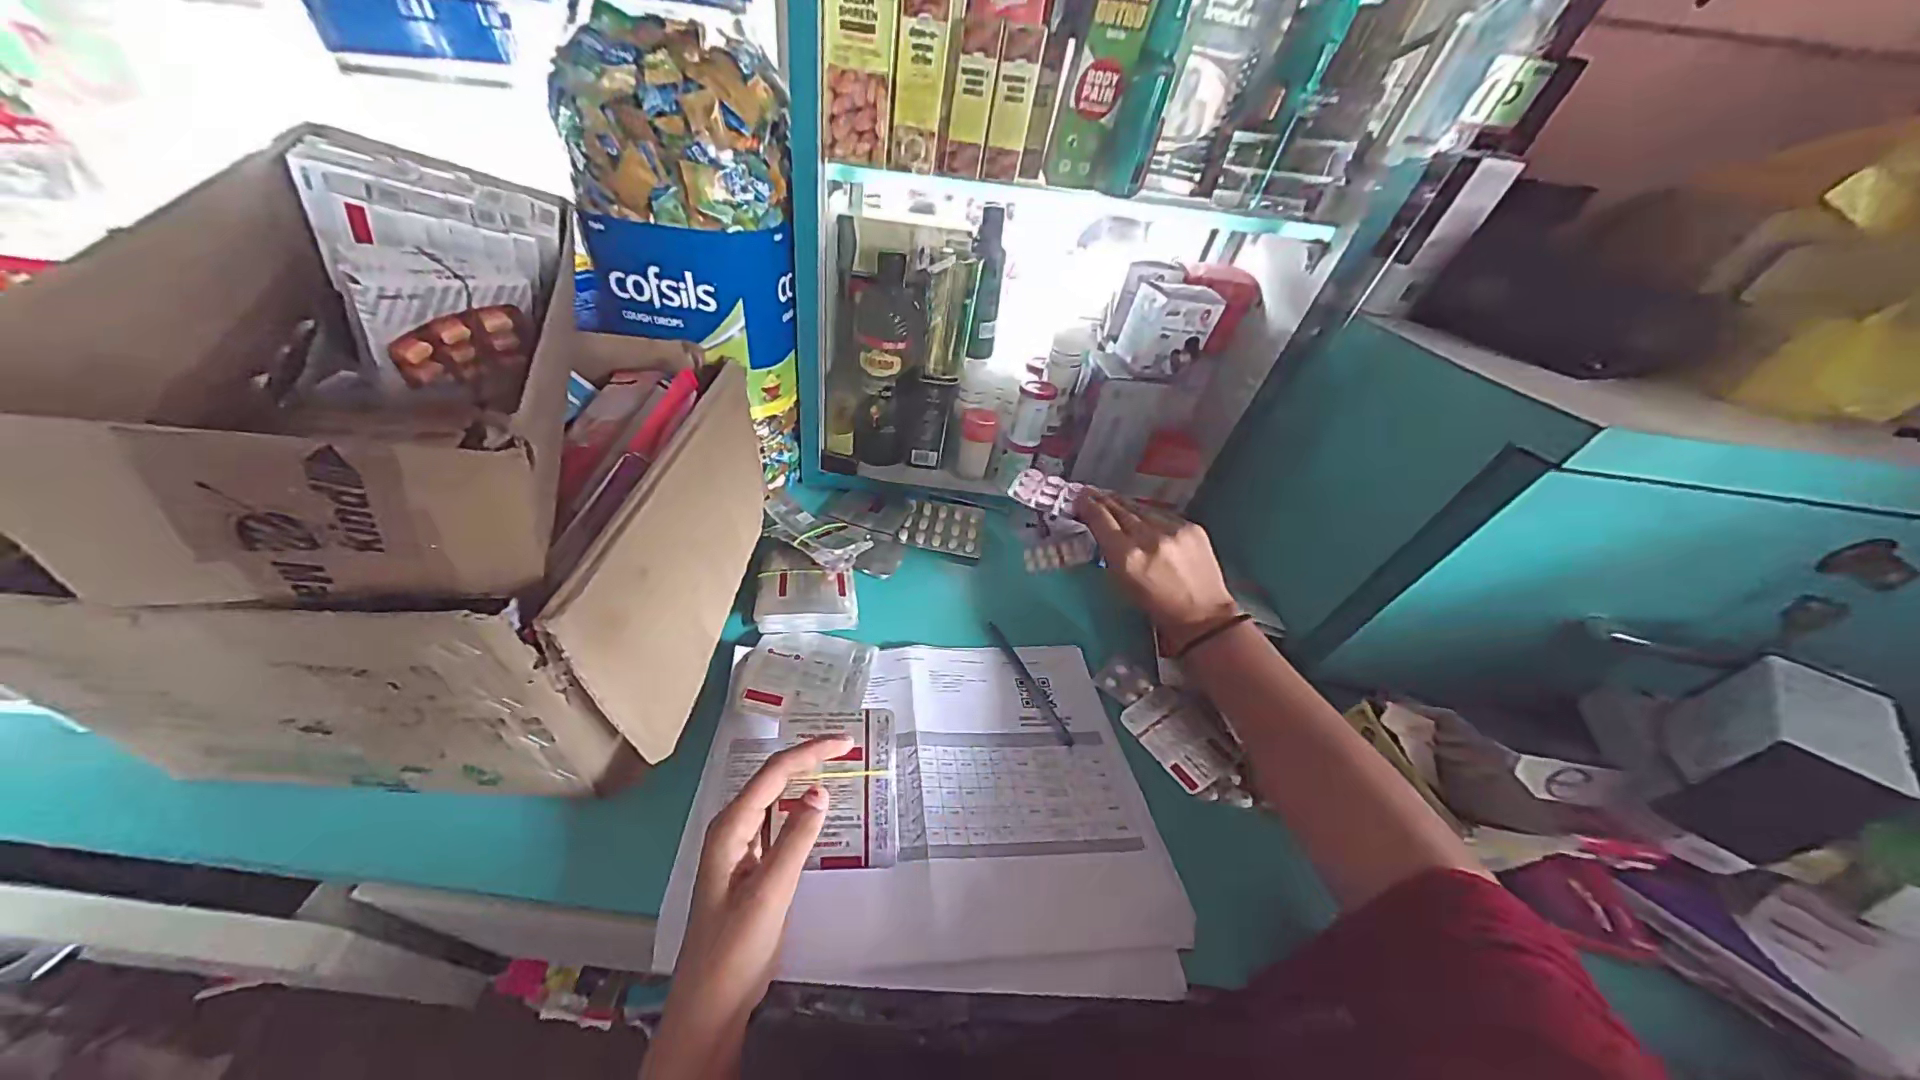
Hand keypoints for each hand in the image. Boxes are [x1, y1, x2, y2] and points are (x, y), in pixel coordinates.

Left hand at [644, 736, 853, 1079]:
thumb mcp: (770, 893)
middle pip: (773, 780)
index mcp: (730, 828)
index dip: (810, 753)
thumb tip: (820, 791)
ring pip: (775, 799)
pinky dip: (800, 808)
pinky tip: (817, 809)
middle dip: (808, 758)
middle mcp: (732, 829)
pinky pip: (778, 823)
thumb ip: (795, 840)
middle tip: (846, 748)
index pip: (774, 774)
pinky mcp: (752, 865)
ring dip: (804, 779)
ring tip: (837, 765)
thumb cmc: (735, 948)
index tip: (845, 743)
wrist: (711, 1004)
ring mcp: (741, 847)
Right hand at [1080, 491, 1237, 654]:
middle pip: (1121, 511)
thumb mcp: (1124, 585)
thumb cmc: (1158, 609)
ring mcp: (1174, 531)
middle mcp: (1150, 540)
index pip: (1103, 522)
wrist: (1203, 616)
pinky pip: (1162, 515)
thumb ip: (1111, 555)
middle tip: (1090, 492)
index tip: (1079, 498)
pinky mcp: (1192, 528)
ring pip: (1142, 509)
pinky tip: (1140, 512)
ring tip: (1111, 498)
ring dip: (1124, 504)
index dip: (1089, 507)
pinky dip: (1149, 514)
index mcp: (1129, 559)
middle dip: (1103, 500)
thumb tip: (1101, 530)